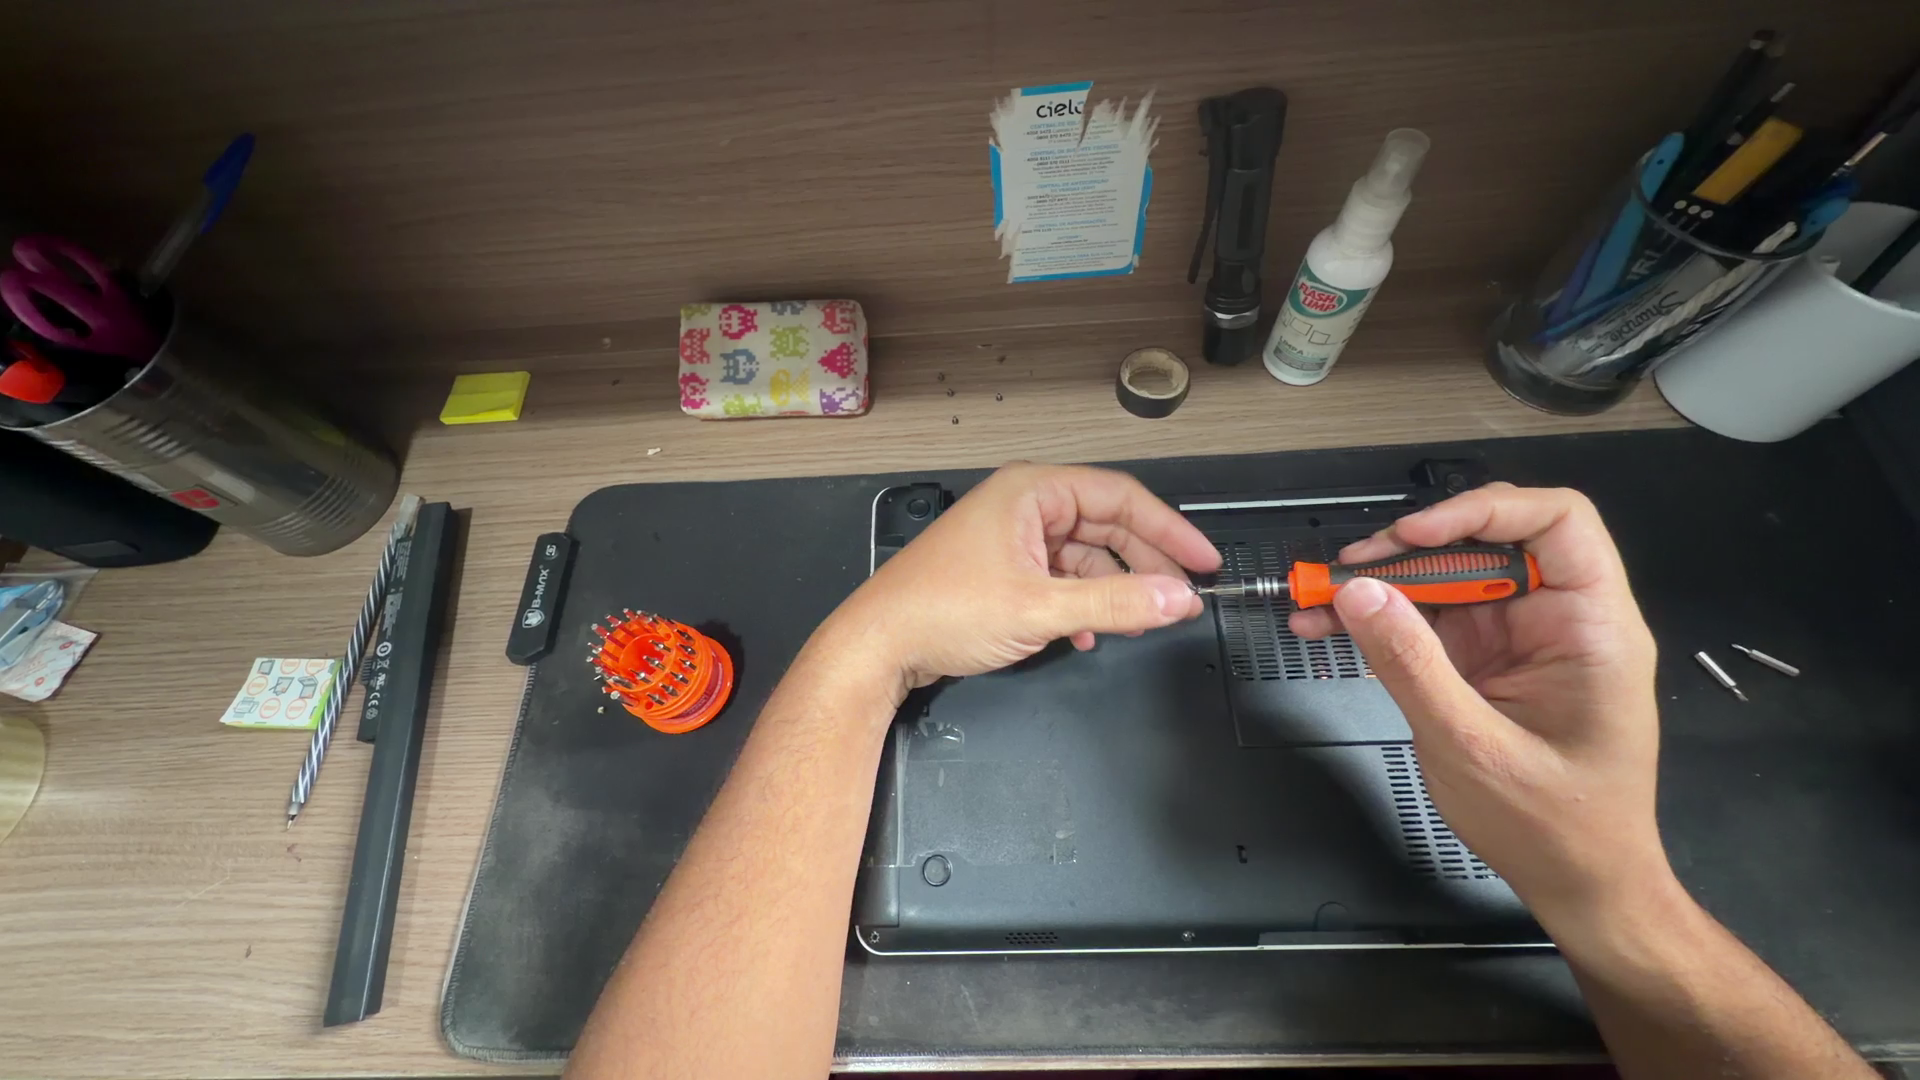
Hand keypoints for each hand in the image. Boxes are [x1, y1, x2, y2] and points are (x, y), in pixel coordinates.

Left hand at [822, 463, 1220, 697]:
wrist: (879, 646)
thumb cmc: (941, 611)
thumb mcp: (1039, 608)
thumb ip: (1114, 603)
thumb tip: (1176, 597)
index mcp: (1032, 491)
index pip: (1120, 498)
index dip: (1169, 529)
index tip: (1203, 561)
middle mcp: (1024, 507)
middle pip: (1105, 525)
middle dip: (1143, 564)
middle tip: (1180, 596)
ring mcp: (1012, 539)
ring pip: (1083, 556)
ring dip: (1111, 591)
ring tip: (1137, 622)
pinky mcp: (1003, 570)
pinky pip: (1059, 578)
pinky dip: (1080, 605)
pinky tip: (1087, 635)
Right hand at [1289, 483, 1667, 928]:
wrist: (1574, 881)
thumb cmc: (1552, 824)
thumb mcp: (1471, 744)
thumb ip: (1411, 664)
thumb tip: (1356, 592)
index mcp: (1588, 626)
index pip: (1555, 523)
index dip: (1480, 511)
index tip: (1411, 538)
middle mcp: (1551, 617)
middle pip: (1480, 545)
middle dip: (1403, 553)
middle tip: (1340, 573)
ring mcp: (1509, 636)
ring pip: (1439, 578)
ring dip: (1375, 584)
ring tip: (1314, 597)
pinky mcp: (1474, 656)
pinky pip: (1419, 618)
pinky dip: (1371, 618)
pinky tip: (1324, 625)